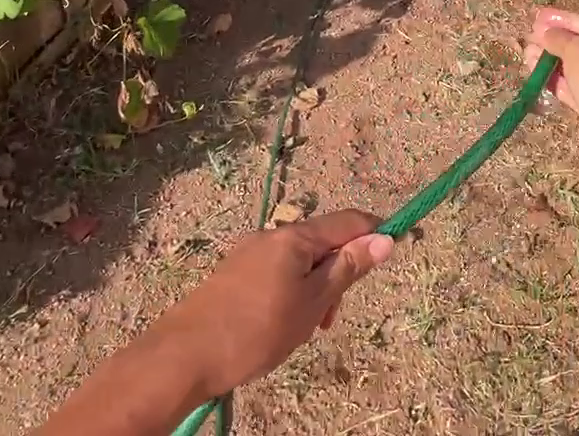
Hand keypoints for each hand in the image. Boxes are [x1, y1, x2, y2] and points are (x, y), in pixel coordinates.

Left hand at [149, 210, 394, 398]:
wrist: (183, 357)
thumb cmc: (256, 330)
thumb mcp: (312, 303)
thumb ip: (348, 269)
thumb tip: (384, 239)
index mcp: (294, 236)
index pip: (347, 221)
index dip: (374, 232)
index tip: (396, 248)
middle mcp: (271, 235)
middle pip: (322, 241)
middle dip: (337, 271)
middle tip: (331, 316)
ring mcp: (248, 252)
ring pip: (298, 261)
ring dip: (314, 286)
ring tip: (304, 327)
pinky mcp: (233, 274)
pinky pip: (276, 272)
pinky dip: (291, 291)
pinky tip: (279, 325)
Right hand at [522, 7, 578, 166]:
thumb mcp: (576, 48)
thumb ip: (558, 37)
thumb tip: (545, 33)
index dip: (563, 19)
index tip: (538, 16)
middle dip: (554, 42)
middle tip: (530, 36)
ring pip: (574, 70)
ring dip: (550, 61)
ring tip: (526, 53)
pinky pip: (571, 89)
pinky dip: (554, 80)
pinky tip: (535, 74)